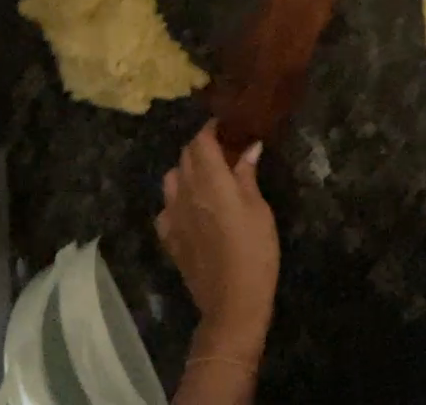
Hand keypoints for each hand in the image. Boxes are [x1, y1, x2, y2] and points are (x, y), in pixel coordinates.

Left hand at [157, 120, 279, 359]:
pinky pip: (166, 208)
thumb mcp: (259, 209)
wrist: (232, 302)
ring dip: (186, 170)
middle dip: (201, 146)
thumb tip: (249, 146)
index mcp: (210, 180)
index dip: (212, 128)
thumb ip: (247, 175)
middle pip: (185, 156)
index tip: (227, 124)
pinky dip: (177, 199)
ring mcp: (173, 216)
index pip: (201, 141)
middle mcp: (185, 192)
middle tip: (224, 148)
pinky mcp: (169, 238)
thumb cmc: (254, 250)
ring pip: (171, 179)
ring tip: (207, 177)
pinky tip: (192, 208)